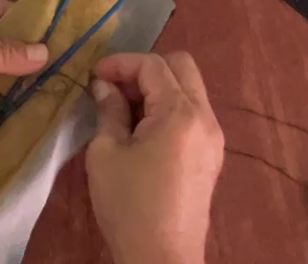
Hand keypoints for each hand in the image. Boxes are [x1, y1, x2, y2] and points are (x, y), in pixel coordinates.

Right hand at [87, 51, 224, 263]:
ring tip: (126, 110)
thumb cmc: (130, 206)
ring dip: (157, 87)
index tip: (94, 76)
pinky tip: (143, 129)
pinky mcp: (211, 156)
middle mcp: (205, 118)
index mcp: (181, 114)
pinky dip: (168, 107)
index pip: (153, 65)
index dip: (120, 63)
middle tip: (115, 88)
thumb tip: (105, 86)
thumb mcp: (106, 153)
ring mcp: (213, 137)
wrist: (161, 262)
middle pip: (181, 66)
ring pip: (189, 87)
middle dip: (145, 68)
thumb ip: (108, 110)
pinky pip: (192, 111)